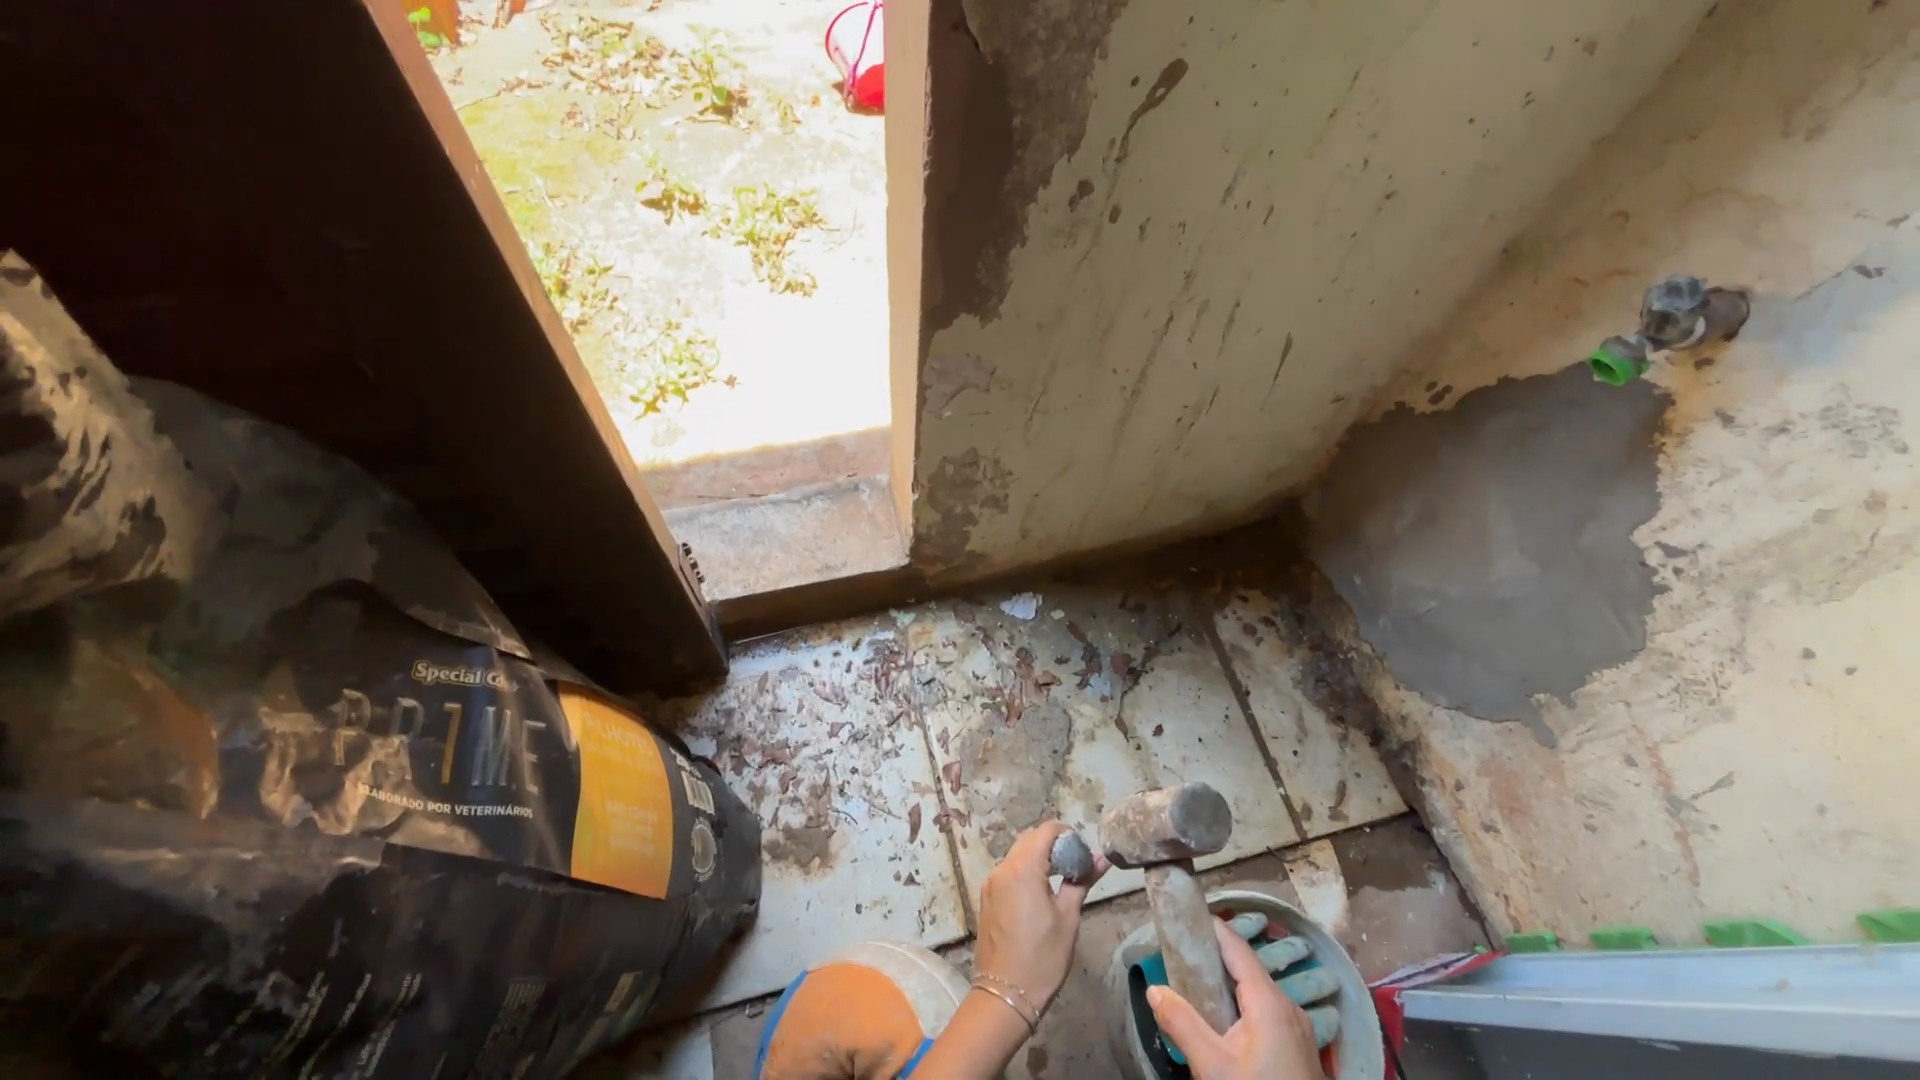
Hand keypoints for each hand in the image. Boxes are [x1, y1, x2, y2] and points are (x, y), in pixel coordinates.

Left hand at [972, 822, 1109, 1012]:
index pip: (1045, 832)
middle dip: (1052, 845)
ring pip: (1016, 855)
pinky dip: (1024, 871)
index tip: (1082, 849)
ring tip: (1061, 878)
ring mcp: (990, 883)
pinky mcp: (986, 897)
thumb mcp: (1068, 918)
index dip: (1065, 834)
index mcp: (1022, 869)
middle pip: (1028, 840)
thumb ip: (1082, 881)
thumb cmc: (1043, 958)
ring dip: (1038, 858)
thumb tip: (1102, 858)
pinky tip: (1040, 892)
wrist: (1005, 994)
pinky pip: (1007, 872)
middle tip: (1074, 863)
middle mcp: (1002, 869)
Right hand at [1146, 918, 1328, 1079]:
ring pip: (1258, 991)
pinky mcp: (1300, 1049)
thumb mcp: (1212, 1067)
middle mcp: (1289, 1007)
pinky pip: (1267, 1011)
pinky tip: (1224, 1017)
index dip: (1212, 928)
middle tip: (1181, 952)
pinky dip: (1242, 1003)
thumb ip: (1182, 1024)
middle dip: (1215, 957)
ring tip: (1195, 981)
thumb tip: (1154, 989)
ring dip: (1228, 982)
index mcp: (1269, 1002)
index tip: (1186, 915)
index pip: (1237, 948)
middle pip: (1248, 968)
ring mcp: (1298, 1029)